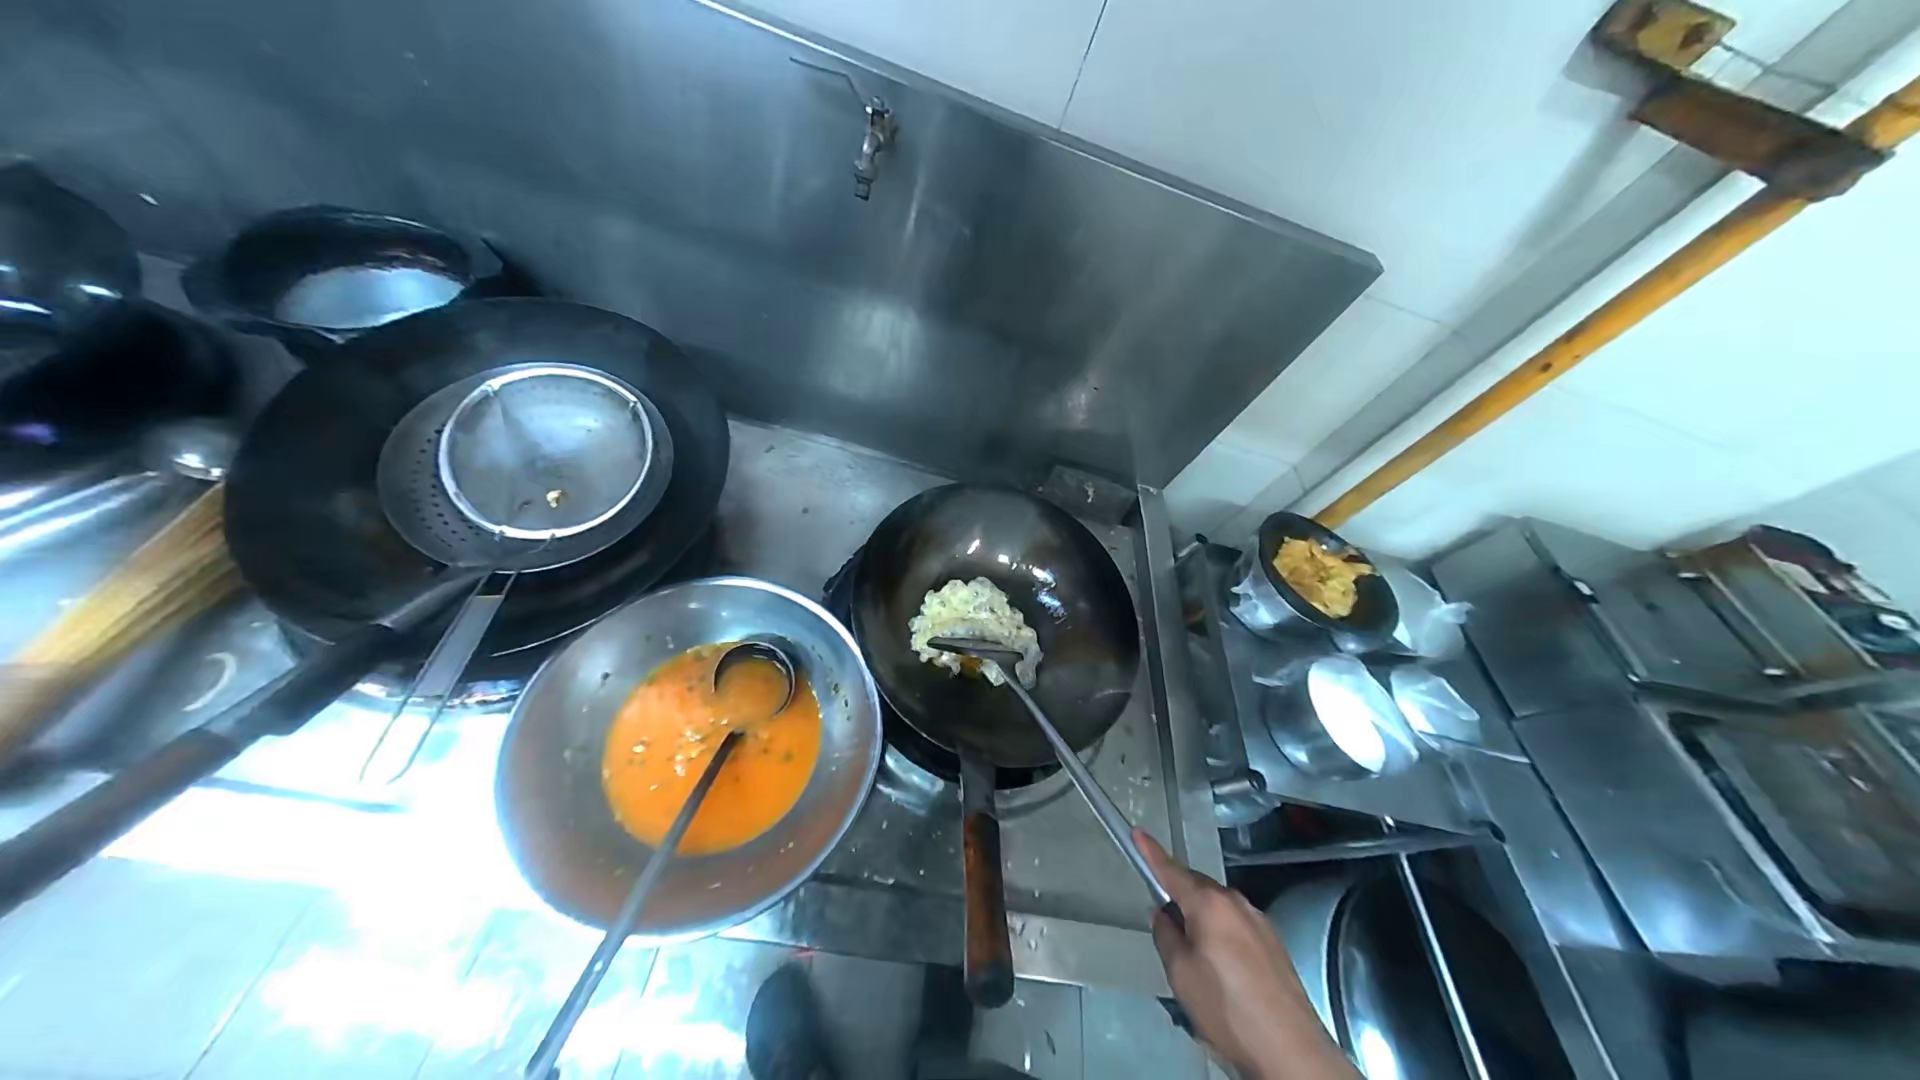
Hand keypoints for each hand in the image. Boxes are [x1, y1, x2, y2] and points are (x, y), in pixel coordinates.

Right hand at [1137, 829, 1359, 1079]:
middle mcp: (1236, 903)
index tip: (1138, 831)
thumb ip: (1166, 936)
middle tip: (1165, 925)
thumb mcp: (1181, 974)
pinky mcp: (1274, 944)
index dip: (1150, 851)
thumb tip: (1165, 916)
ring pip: (1218, 908)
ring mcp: (1259, 922)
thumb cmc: (1227, 1009)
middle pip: (1197, 887)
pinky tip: (1223, 970)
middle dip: (1179, 896)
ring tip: (1195, 959)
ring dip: (1201, 919)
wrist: (1292, 1054)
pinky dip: (1221, 935)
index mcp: (1209, 903)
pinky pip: (1236, 926)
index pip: (1171, 870)